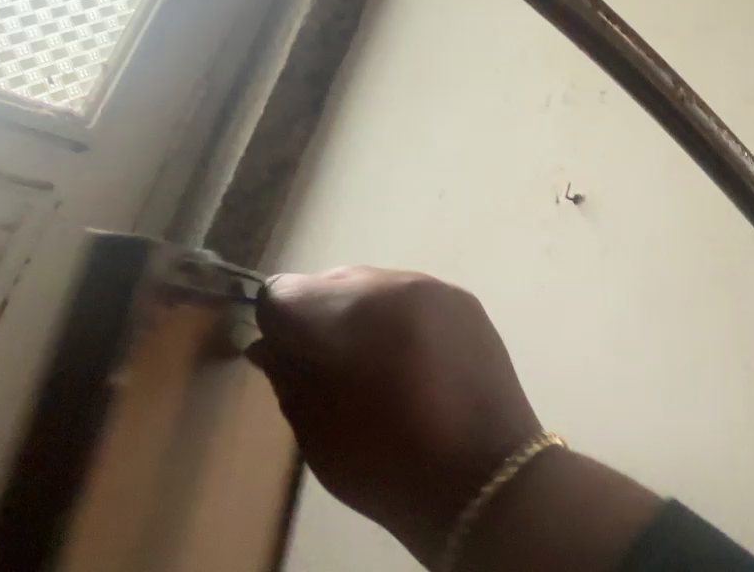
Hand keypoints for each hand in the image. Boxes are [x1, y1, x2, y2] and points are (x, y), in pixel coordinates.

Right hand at [249, 267, 542, 563]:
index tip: (284, 357)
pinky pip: (415, 297)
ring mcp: (431, 286)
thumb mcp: (314, 430)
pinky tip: (414, 362)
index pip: (282, 292)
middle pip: (331, 282)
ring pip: (376, 286)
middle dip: (318, 315)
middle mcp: (386, 283)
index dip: (275, 324)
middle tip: (329, 367)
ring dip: (363, 314)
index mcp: (339, 313)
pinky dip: (402, 319)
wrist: (482, 472)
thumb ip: (287, 374)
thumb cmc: (384, 461)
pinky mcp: (464, 298)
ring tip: (375, 366)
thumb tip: (271, 343)